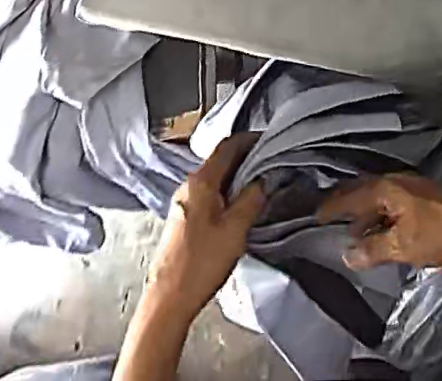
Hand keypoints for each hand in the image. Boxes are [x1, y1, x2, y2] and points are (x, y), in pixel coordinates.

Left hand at [140, 132, 265, 325]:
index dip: (253, 138)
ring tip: (265, 180)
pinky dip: (230, 189)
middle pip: (222, 158)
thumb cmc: (202, 261)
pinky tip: (244, 202)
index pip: (229, 145)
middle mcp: (189, 186)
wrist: (166, 304)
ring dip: (240, 174)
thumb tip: (265, 176)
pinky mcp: (184, 218)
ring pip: (217, 176)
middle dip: (249, 156)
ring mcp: (184, 203)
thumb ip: (254, 195)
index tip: (276, 139)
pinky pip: (211, 192)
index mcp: (201, 181)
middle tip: (275, 160)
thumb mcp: (237, 226)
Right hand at [318, 174, 441, 270]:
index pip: (352, 196)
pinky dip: (382, 217)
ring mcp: (414, 189)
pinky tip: (382, 232)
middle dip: (348, 205)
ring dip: (366, 214)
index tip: (314, 216)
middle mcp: (399, 183)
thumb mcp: (402, 245)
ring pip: (381, 200)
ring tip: (353, 233)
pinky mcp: (426, 200)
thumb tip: (347, 253)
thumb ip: (373, 249)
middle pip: (366, 193)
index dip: (333, 207)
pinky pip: (394, 205)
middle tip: (329, 218)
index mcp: (388, 188)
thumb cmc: (439, 230)